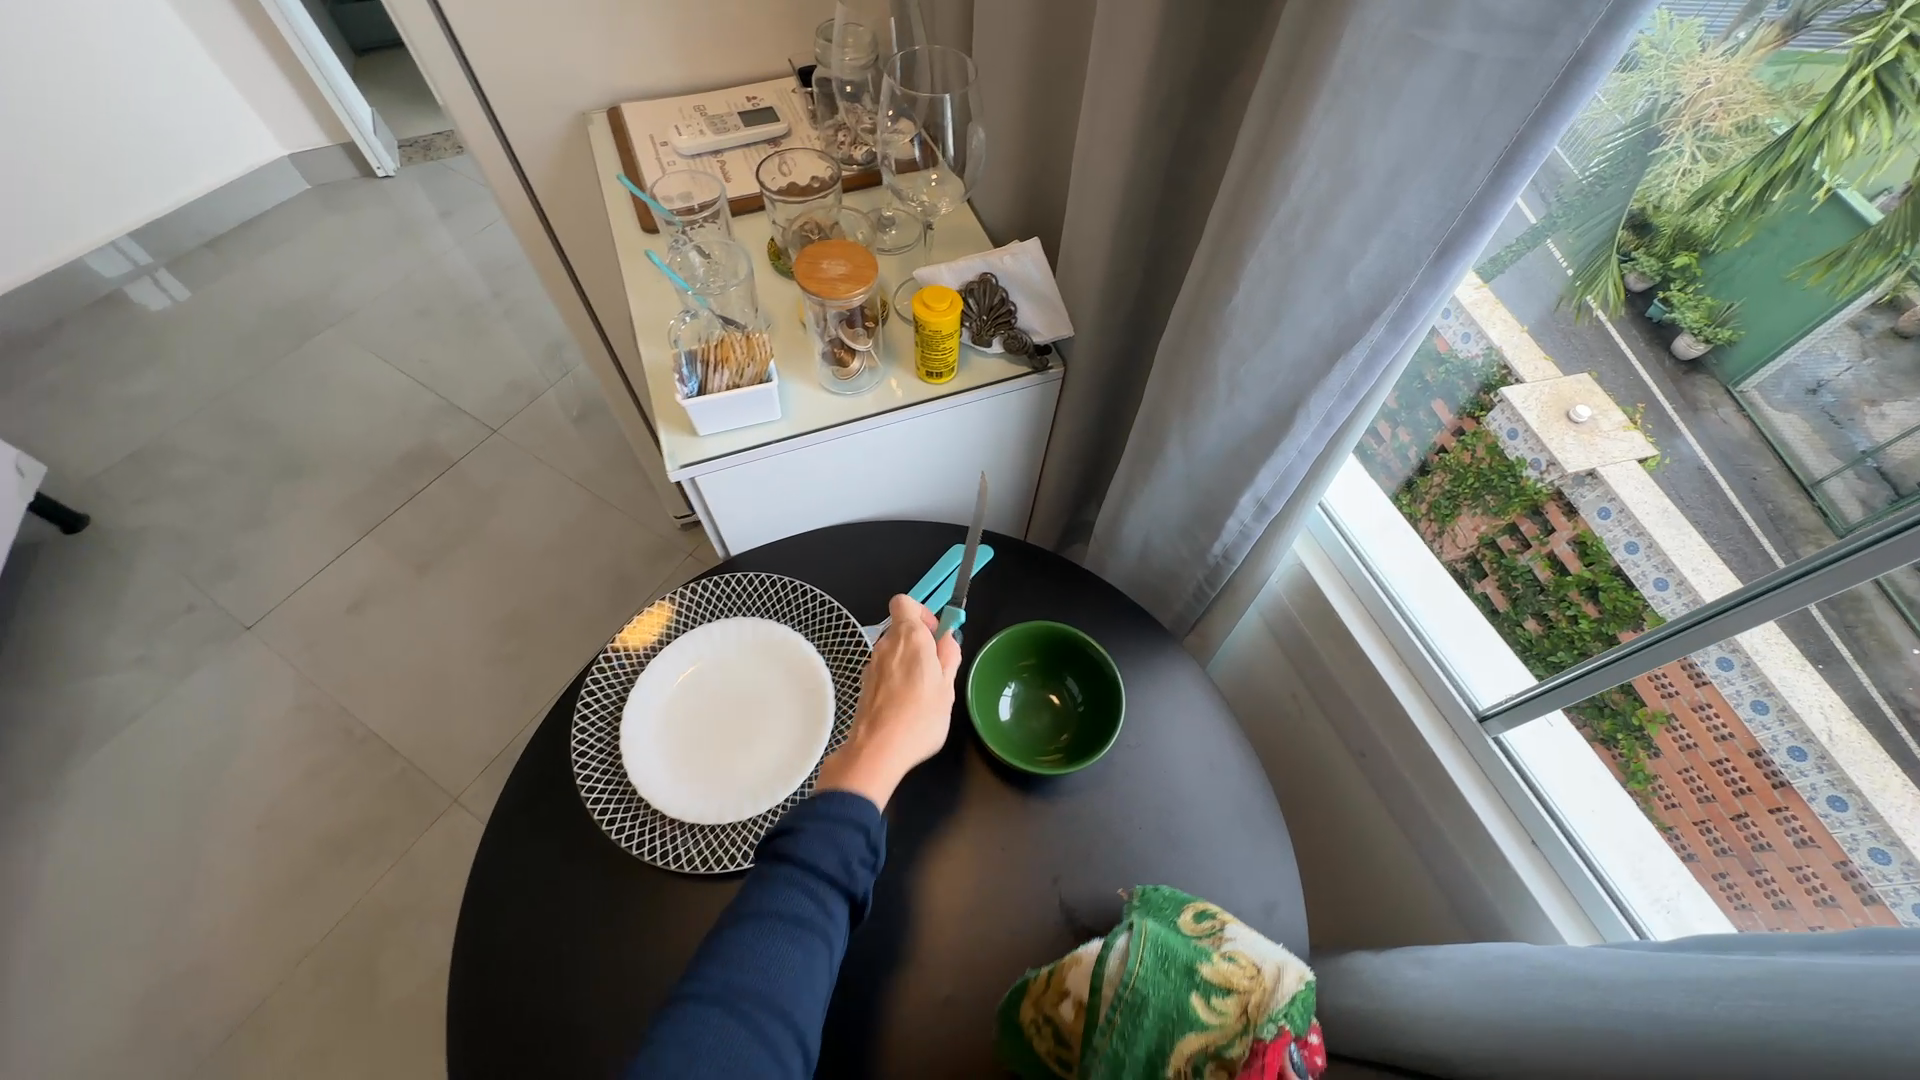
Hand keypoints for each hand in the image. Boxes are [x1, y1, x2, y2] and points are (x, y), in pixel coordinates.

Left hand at [816, 594, 962, 808]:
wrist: (877, 750)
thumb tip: (947, 640)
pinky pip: (886, 671)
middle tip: (938, 669)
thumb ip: (949, 657)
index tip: (937, 635)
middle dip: (921, 643)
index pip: (905, 602)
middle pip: (902, 629)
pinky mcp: (865, 685)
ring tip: (925, 692)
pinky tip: (908, 704)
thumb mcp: (948, 687)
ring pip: (894, 652)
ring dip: (910, 662)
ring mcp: (872, 665)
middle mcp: (886, 645)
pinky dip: (897, 678)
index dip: (923, 613)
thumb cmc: (920, 717)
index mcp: (909, 637)